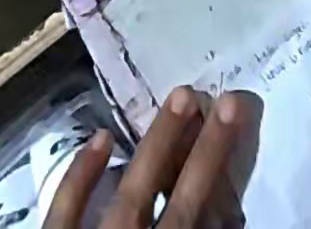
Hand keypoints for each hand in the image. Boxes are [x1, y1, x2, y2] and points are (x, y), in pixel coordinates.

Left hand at [46, 86, 245, 228]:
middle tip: (229, 101)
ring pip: (132, 193)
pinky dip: (82, 175)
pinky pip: (66, 210)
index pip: (208, 217)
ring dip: (159, 144)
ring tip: (183, 95)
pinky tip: (102, 136)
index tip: (244, 135)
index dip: (228, 178)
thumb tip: (229, 207)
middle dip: (208, 152)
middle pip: (183, 204)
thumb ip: (203, 226)